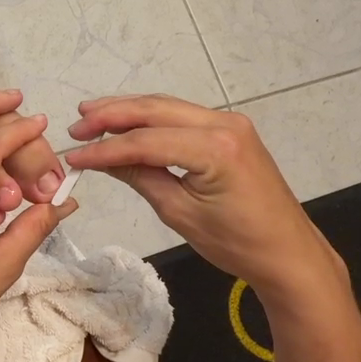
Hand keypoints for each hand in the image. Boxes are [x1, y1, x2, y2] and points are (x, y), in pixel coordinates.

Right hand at [64, 95, 345, 300]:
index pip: (145, 141)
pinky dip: (149, 120)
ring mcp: (229, 122)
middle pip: (154, 110)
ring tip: (90, 118)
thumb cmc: (236, 243)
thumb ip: (140, 177)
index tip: (72, 157)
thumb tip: (101, 159)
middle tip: (76, 126)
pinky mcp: (229, 130)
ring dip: (127, 112)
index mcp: (215, 148)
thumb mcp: (179, 213)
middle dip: (111, 115)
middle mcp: (223, 123)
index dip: (104, 149)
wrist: (288, 254)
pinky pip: (180, 117)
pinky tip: (125, 124)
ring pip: (166, 107)